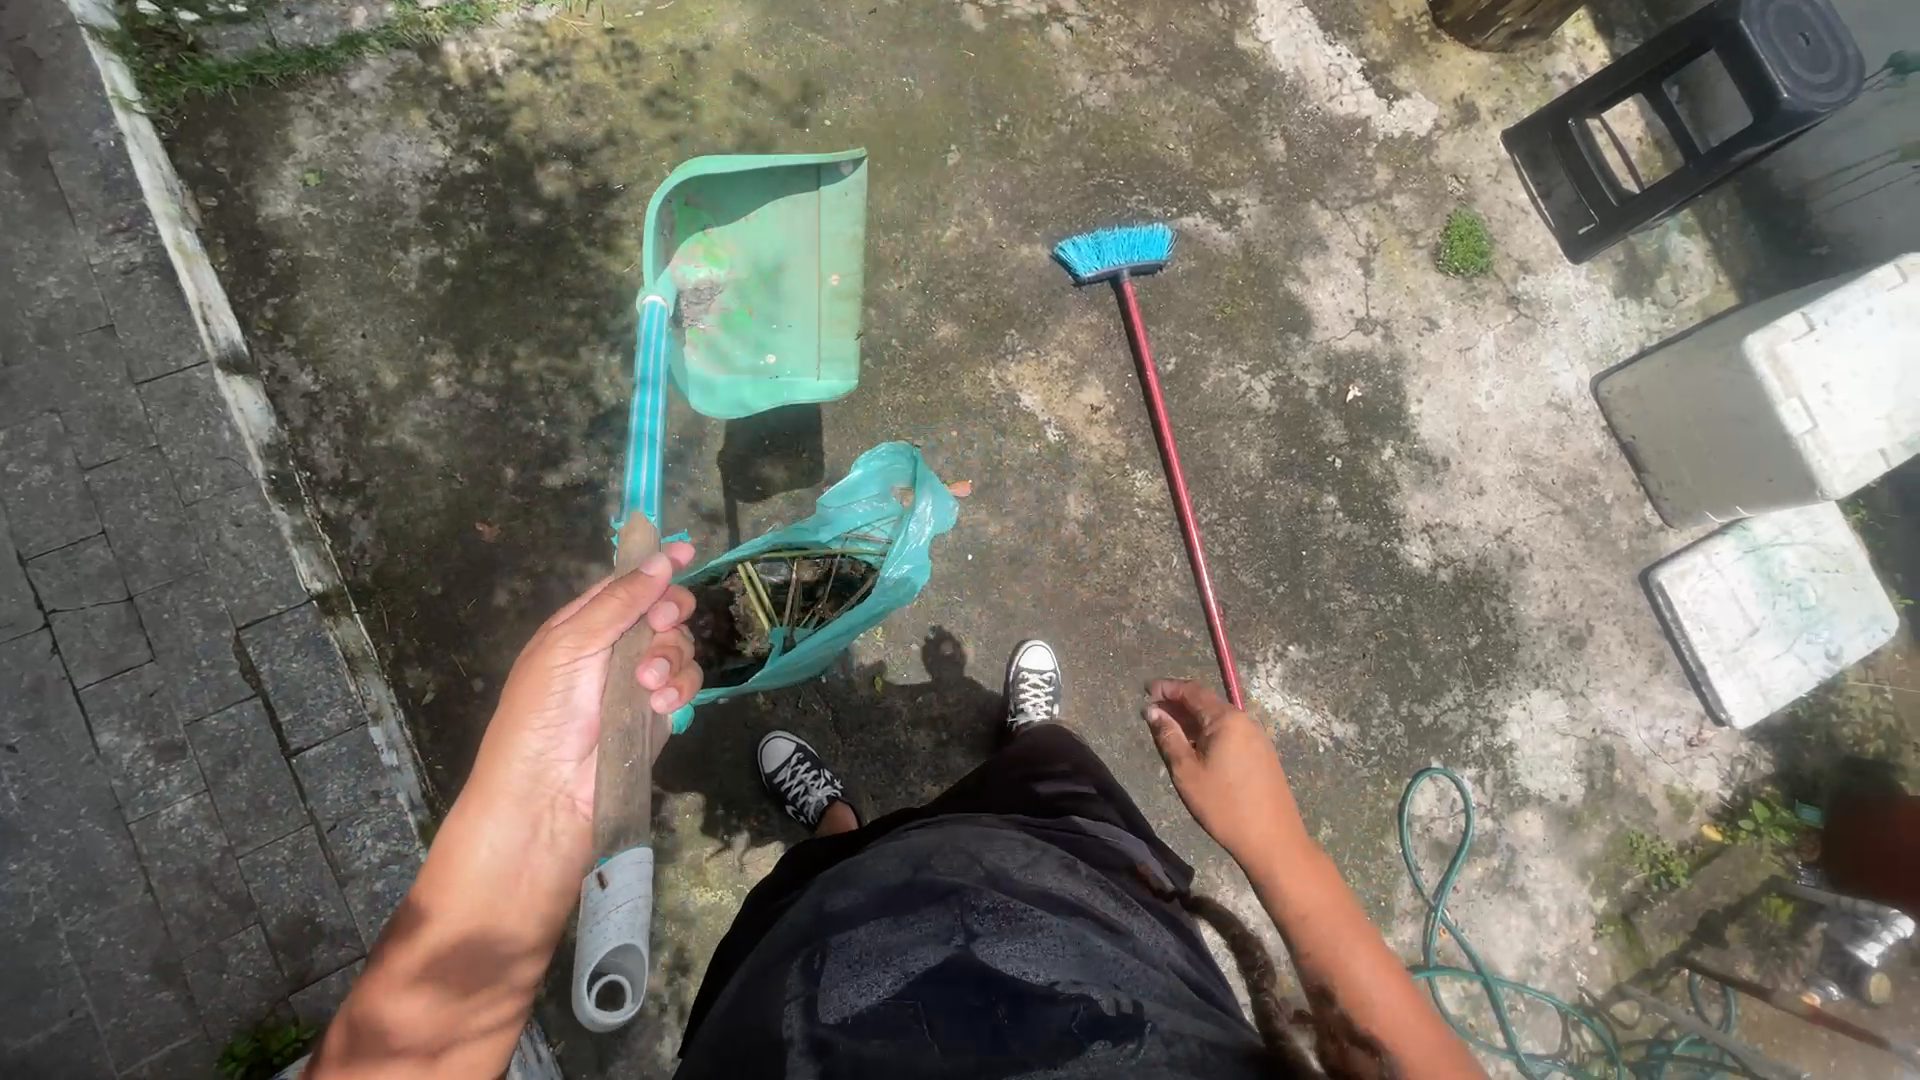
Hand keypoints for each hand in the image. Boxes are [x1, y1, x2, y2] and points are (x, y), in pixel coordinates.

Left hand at [469, 543, 701, 824]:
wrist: (547, 792)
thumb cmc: (542, 713)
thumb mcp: (570, 646)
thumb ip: (619, 603)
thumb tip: (662, 560)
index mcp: (584, 624)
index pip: (627, 584)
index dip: (656, 566)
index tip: (687, 550)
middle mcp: (615, 646)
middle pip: (663, 609)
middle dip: (669, 612)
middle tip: (662, 623)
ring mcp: (639, 679)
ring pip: (680, 644)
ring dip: (670, 658)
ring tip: (647, 684)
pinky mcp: (660, 709)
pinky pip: (687, 682)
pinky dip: (679, 688)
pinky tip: (660, 705)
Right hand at [1144, 679, 1305, 868]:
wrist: (1273, 841)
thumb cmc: (1224, 805)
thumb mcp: (1186, 771)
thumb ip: (1168, 736)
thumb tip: (1153, 711)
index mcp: (1226, 719)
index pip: (1192, 691)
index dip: (1167, 688)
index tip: (1145, 690)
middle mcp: (1244, 721)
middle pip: (1206, 703)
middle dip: (1177, 704)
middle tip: (1152, 712)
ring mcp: (1256, 738)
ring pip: (1217, 719)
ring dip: (1191, 720)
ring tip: (1168, 730)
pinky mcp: (1262, 755)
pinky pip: (1229, 733)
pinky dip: (1207, 733)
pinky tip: (1194, 748)